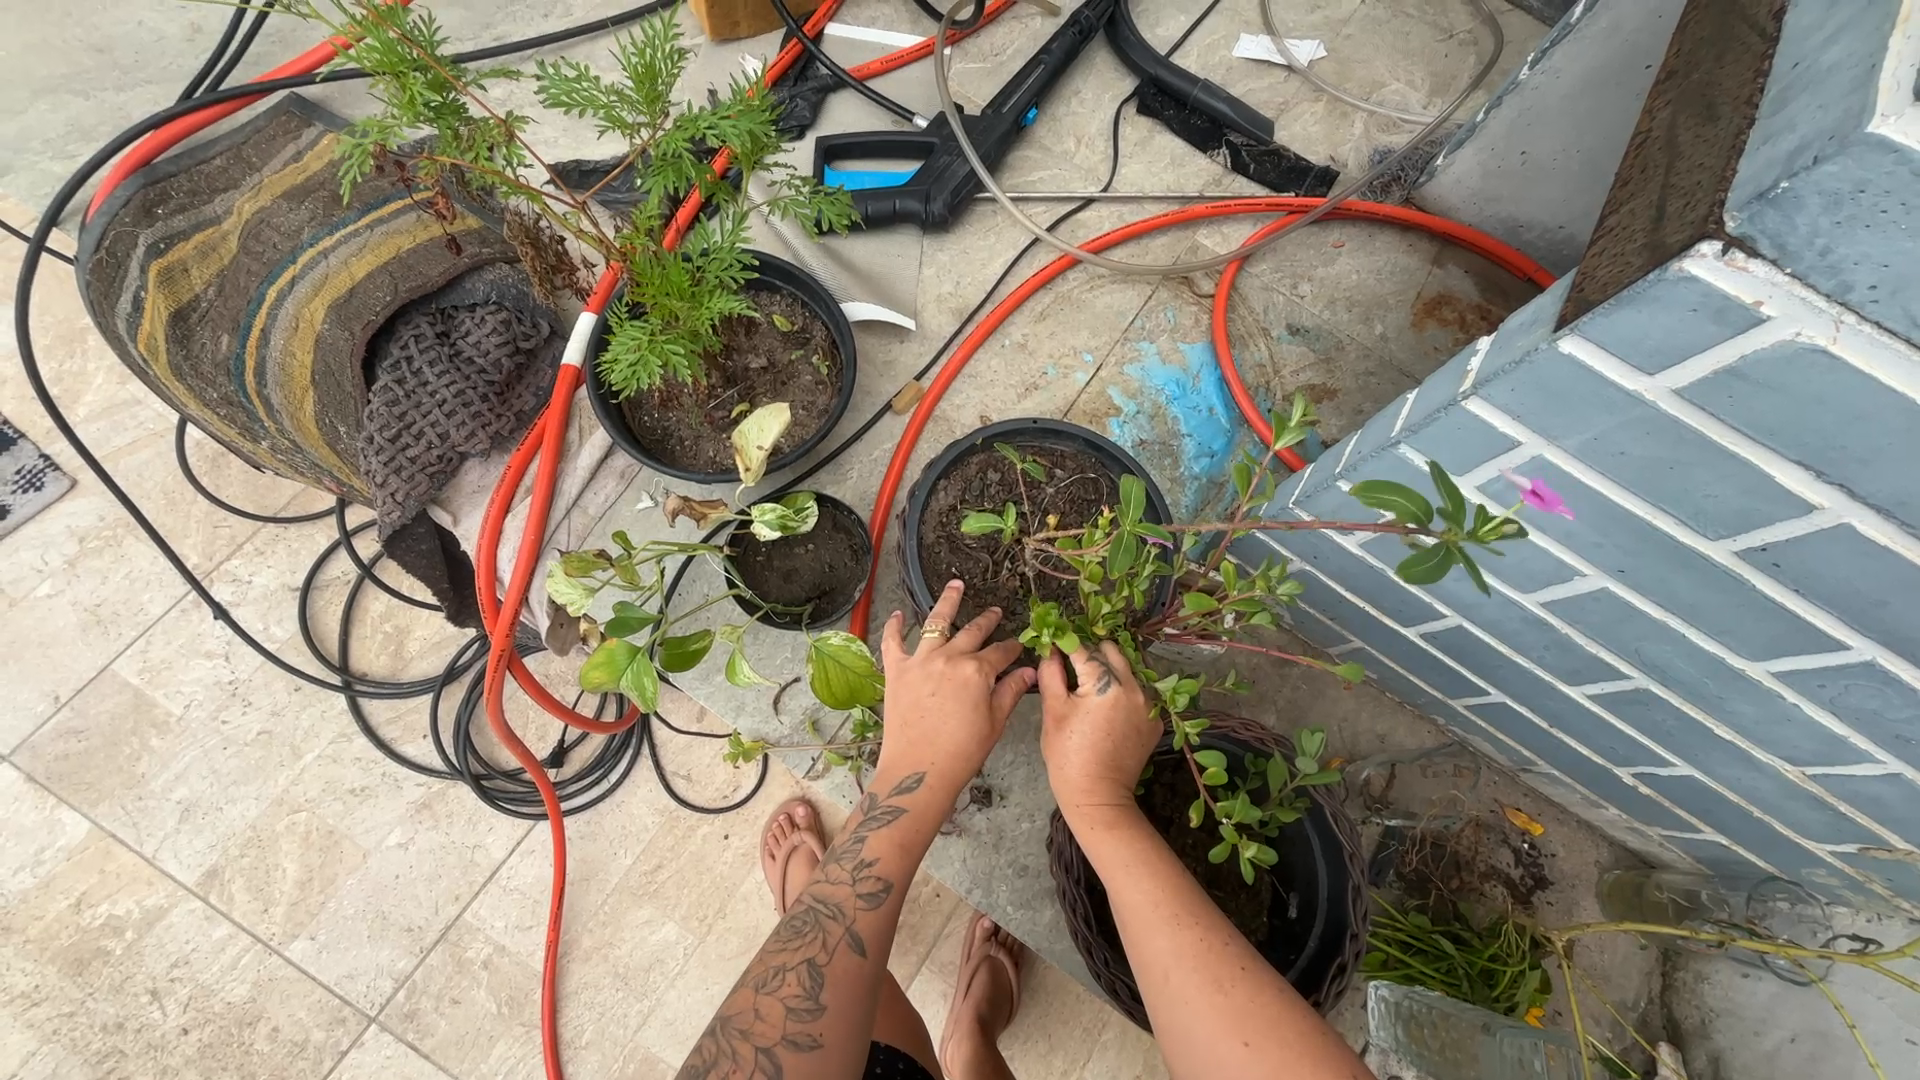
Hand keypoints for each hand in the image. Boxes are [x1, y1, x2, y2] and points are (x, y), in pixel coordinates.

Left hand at [878, 580, 1035, 795]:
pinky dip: (894, 626)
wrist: (918, 772)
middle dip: (987, 620)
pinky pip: (893, 642)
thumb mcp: (994, 723)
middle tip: (995, 612)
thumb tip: (1028, 672)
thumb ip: (1010, 692)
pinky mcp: (897, 671)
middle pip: (973, 632)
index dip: (1012, 648)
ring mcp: (920, 662)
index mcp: (977, 671)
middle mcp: (949, 658)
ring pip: (936, 623)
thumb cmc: (961, 753)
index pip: (1000, 652)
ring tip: (955, 585)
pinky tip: (898, 613)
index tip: (1018, 645)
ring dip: (947, 601)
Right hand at [1038, 641, 1159, 824]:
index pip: (1083, 649)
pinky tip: (1106, 709)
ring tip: (1088, 690)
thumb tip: (1051, 651)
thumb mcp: (1053, 711)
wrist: (1097, 796)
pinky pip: (1138, 693)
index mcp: (1106, 683)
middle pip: (1111, 652)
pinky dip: (1122, 692)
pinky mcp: (1154, 720)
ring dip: (1108, 672)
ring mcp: (1148, 704)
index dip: (1064, 644)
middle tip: (1071, 668)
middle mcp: (1134, 687)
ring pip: (1127, 670)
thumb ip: (1052, 673)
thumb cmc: (1068, 755)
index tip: (1053, 642)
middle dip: (1090, 655)